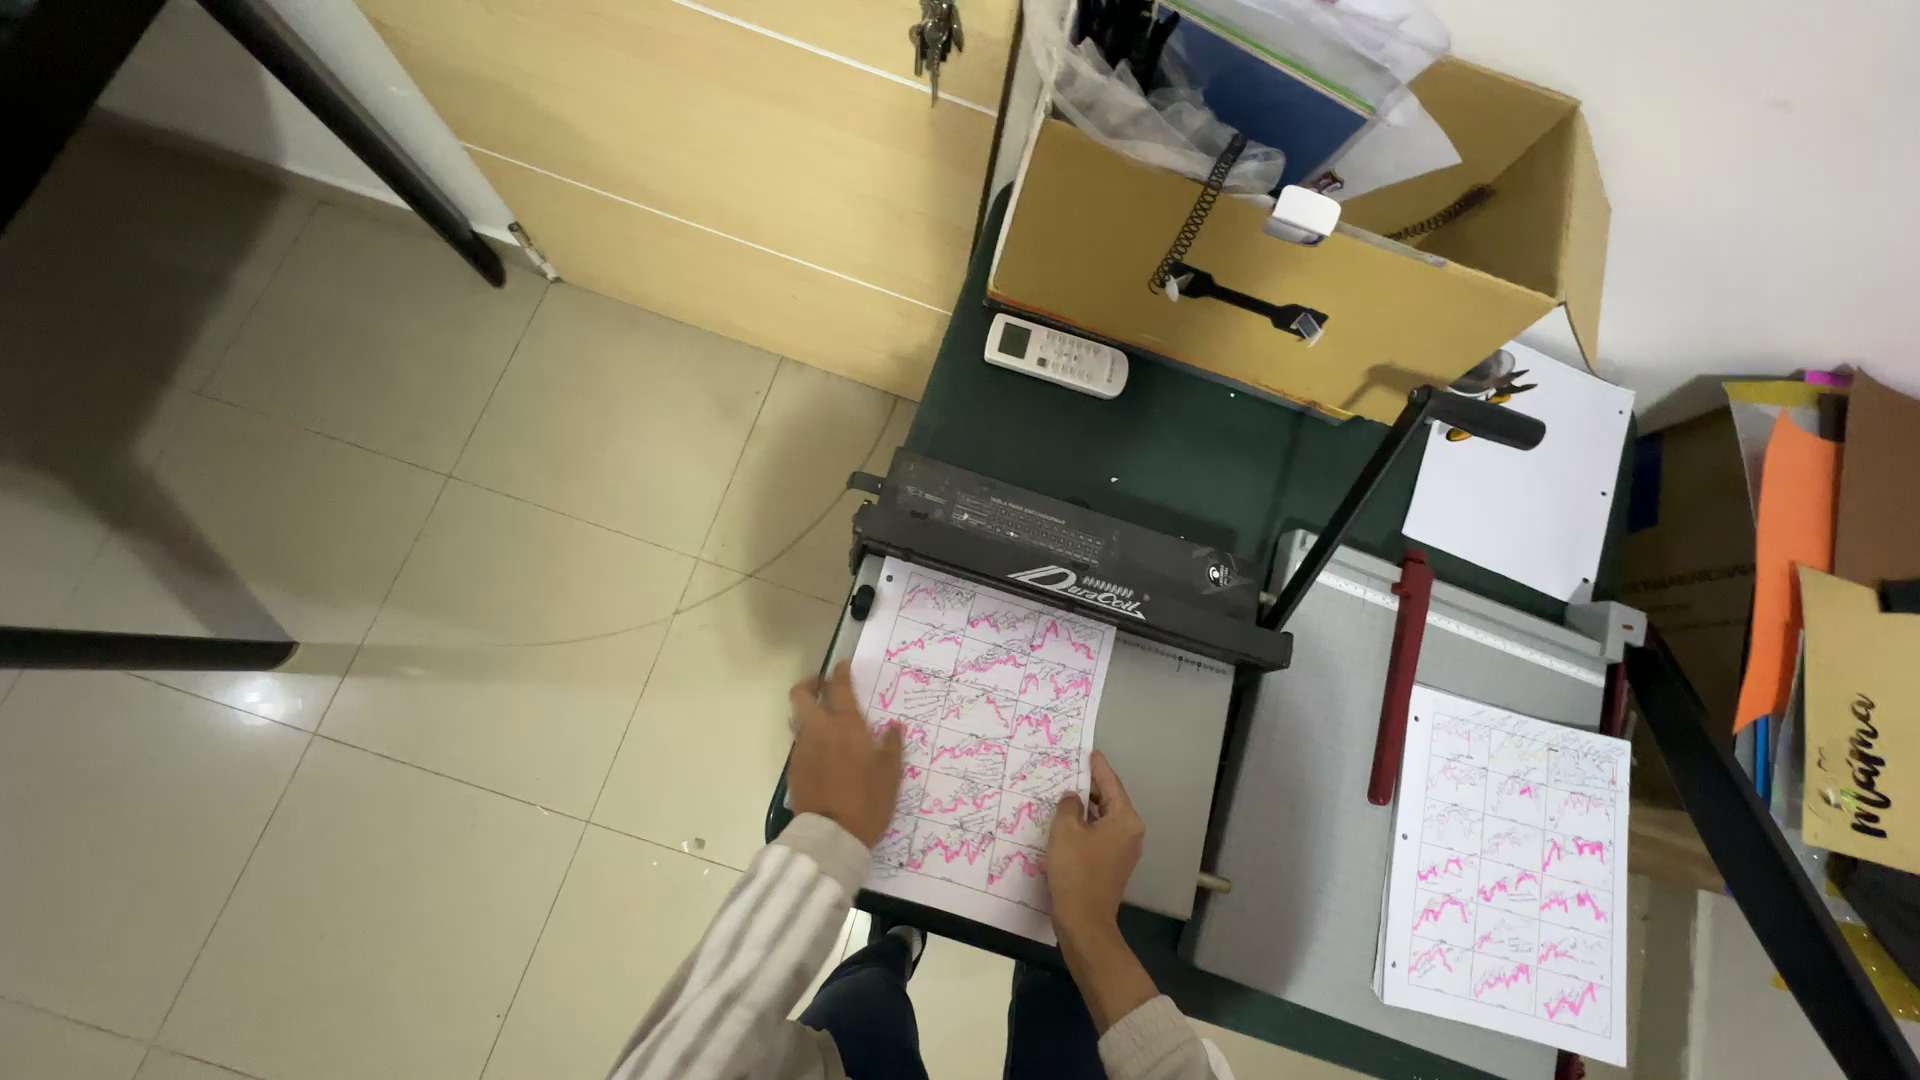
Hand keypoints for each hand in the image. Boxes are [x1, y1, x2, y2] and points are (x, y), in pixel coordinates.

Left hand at [788, 661, 902, 847]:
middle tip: (823, 685)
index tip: (843, 664)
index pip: (838, 687)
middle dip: (810, 684)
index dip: (840, 672)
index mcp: (844, 725)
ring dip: (810, 712)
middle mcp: (818, 731)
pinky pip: (800, 743)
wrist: (832, 836)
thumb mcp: (890, 772)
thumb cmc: (867, 800)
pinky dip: (810, 738)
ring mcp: (802, 750)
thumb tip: (893, 726)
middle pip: (801, 695)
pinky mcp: (794, 769)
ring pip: (799, 719)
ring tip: (827, 721)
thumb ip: (891, 744)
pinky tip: (824, 752)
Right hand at [1046, 750, 1144, 941]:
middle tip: (1073, 769)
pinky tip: (1070, 820)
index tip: (1091, 752)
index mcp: (1125, 820)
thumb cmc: (1076, 871)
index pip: (1111, 784)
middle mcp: (1131, 832)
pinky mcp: (1114, 864)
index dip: (1099, 767)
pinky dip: (1088, 823)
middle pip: (1111, 800)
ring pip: (1105, 818)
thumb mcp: (1066, 831)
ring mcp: (1124, 850)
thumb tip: (1073, 798)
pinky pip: (1101, 833)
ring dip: (1087, 806)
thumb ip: (1069, 806)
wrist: (1083, 921)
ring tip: (1068, 791)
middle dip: (1092, 785)